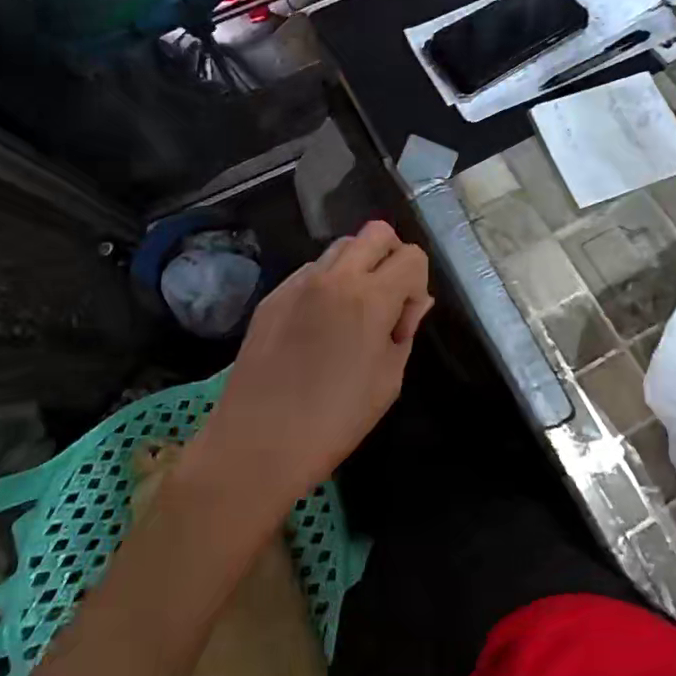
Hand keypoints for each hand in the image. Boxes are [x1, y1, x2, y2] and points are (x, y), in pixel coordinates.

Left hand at [185, 221, 433, 508]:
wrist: (257, 442)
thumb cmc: (334, 422)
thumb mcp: (388, 381)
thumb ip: (405, 331)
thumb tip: (412, 303)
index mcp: (369, 298)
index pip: (412, 257)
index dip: (418, 286)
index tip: (403, 323)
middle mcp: (334, 277)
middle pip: (377, 233)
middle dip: (392, 257)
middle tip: (386, 300)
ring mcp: (298, 282)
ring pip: (341, 246)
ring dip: (358, 266)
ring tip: (351, 313)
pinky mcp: (272, 295)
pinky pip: (310, 271)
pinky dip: (326, 284)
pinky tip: (317, 327)